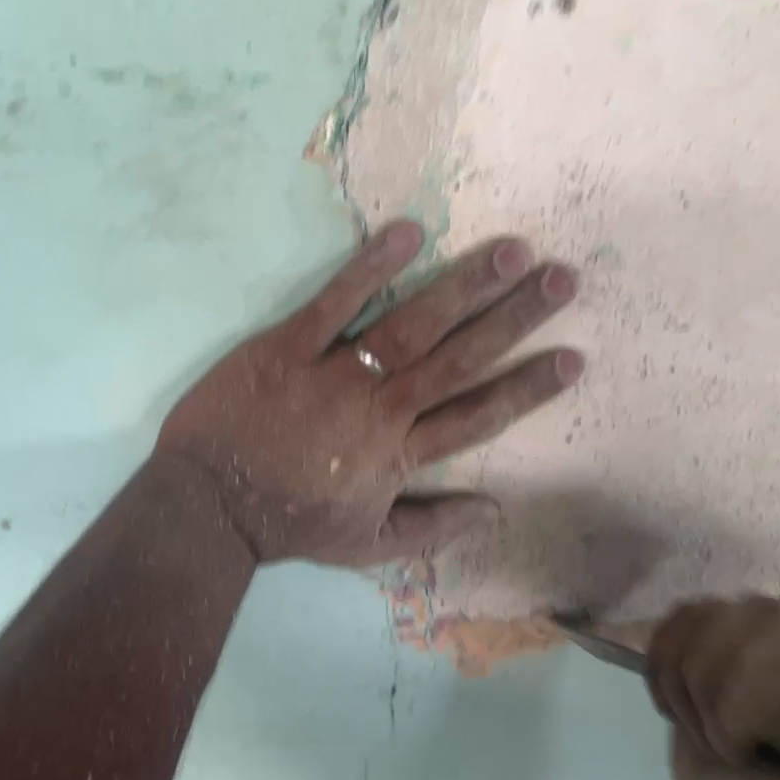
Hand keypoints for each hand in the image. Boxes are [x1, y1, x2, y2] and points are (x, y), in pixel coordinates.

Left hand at [155, 220, 581, 565]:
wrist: (205, 508)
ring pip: (411, 325)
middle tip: (562, 280)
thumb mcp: (366, 547)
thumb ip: (433, 529)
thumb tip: (496, 513)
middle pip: (459, 358)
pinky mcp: (287, 348)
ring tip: (511, 252)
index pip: (479, 416)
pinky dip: (369, 268)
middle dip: (514, 319)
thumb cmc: (288, 523)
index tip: (574, 358)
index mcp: (400, 455)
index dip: (529, 388)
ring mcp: (334, 374)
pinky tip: (408, 232)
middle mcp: (380, 409)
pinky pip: (333, 303)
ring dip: (463, 287)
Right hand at [648, 599, 779, 779]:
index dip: (762, 671)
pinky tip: (686, 715)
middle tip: (723, 753)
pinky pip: (680, 619)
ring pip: (712, 613)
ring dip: (688, 685)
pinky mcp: (730, 643)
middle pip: (758, 615)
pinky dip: (665, 667)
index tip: (737, 742)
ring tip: (713, 743)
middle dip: (717, 685)